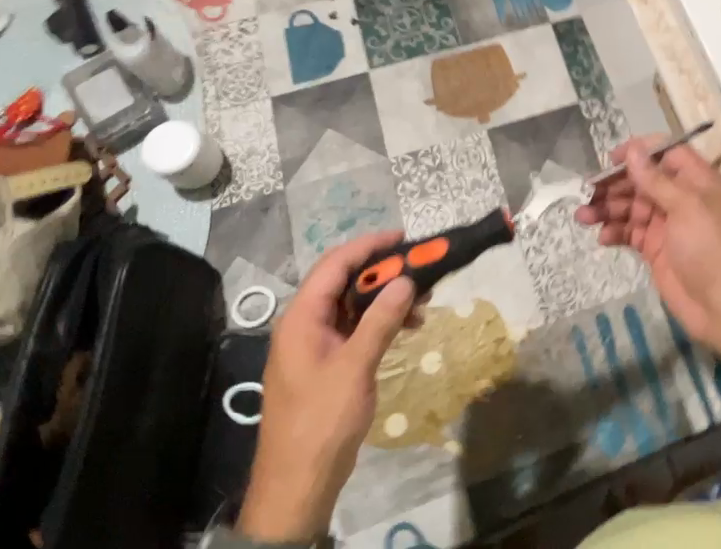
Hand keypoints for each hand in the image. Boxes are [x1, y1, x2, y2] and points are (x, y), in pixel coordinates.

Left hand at [238, 232, 415, 544]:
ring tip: (423, 300)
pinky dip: (380, 322)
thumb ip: (380, 321)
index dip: (369, 246)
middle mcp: (304, 324)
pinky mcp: (326, 363)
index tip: (405, 238)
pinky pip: (354, 328)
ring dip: (385, 298)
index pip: (334, 264)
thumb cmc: (321, 420)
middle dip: (383, 272)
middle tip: (422, 269)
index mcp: (301, 317)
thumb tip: (405, 280)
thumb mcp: (355, 367)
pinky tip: (407, 326)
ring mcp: (314, 345)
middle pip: (344, 281)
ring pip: (352, 305)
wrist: (297, 483)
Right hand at [576, 135, 720, 343]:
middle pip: (643, 181)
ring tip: (583, 216)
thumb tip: (633, 150)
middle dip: (615, 184)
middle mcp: (681, 198)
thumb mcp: (686, 206)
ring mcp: (667, 225)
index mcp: (696, 181)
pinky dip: (615, 232)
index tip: (612, 159)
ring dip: (607, 209)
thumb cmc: (709, 247)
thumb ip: (656, 179)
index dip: (639, 153)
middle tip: (588, 191)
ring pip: (631, 207)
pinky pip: (630, 233)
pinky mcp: (655, 249)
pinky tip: (602, 238)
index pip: (666, 154)